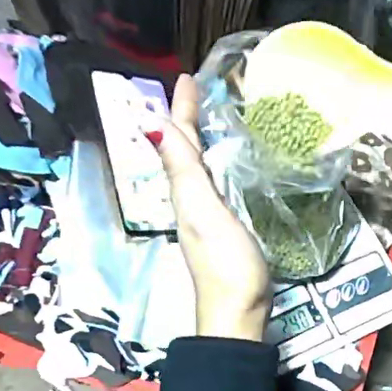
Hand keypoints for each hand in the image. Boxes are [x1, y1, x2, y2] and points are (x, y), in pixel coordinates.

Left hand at [157, 75, 270, 340]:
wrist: (239, 313)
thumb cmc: (227, 263)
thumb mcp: (203, 212)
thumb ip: (183, 170)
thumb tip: (152, 122)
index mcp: (184, 191)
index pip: (178, 140)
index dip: (181, 108)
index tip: (189, 77)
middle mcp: (191, 200)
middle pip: (185, 151)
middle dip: (190, 119)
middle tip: (205, 93)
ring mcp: (208, 216)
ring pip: (200, 167)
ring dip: (203, 140)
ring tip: (218, 119)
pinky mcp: (227, 230)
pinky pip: (217, 185)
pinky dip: (220, 165)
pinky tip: (233, 167)